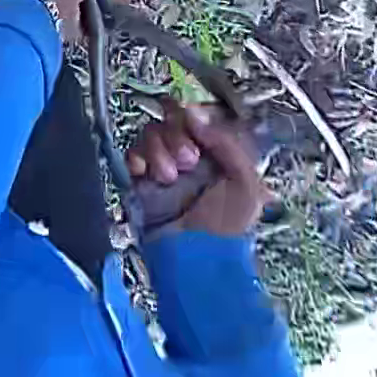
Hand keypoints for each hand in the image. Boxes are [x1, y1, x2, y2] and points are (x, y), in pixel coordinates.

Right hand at [127, 101, 273, 236]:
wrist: (195, 263)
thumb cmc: (227, 228)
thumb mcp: (245, 184)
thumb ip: (226, 142)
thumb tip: (194, 113)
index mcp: (214, 153)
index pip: (196, 117)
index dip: (192, 116)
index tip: (194, 124)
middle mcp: (187, 155)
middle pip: (170, 119)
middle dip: (176, 134)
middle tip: (188, 159)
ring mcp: (162, 166)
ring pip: (150, 133)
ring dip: (158, 149)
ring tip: (169, 176)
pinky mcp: (141, 180)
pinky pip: (131, 153)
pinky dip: (137, 158)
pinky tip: (147, 172)